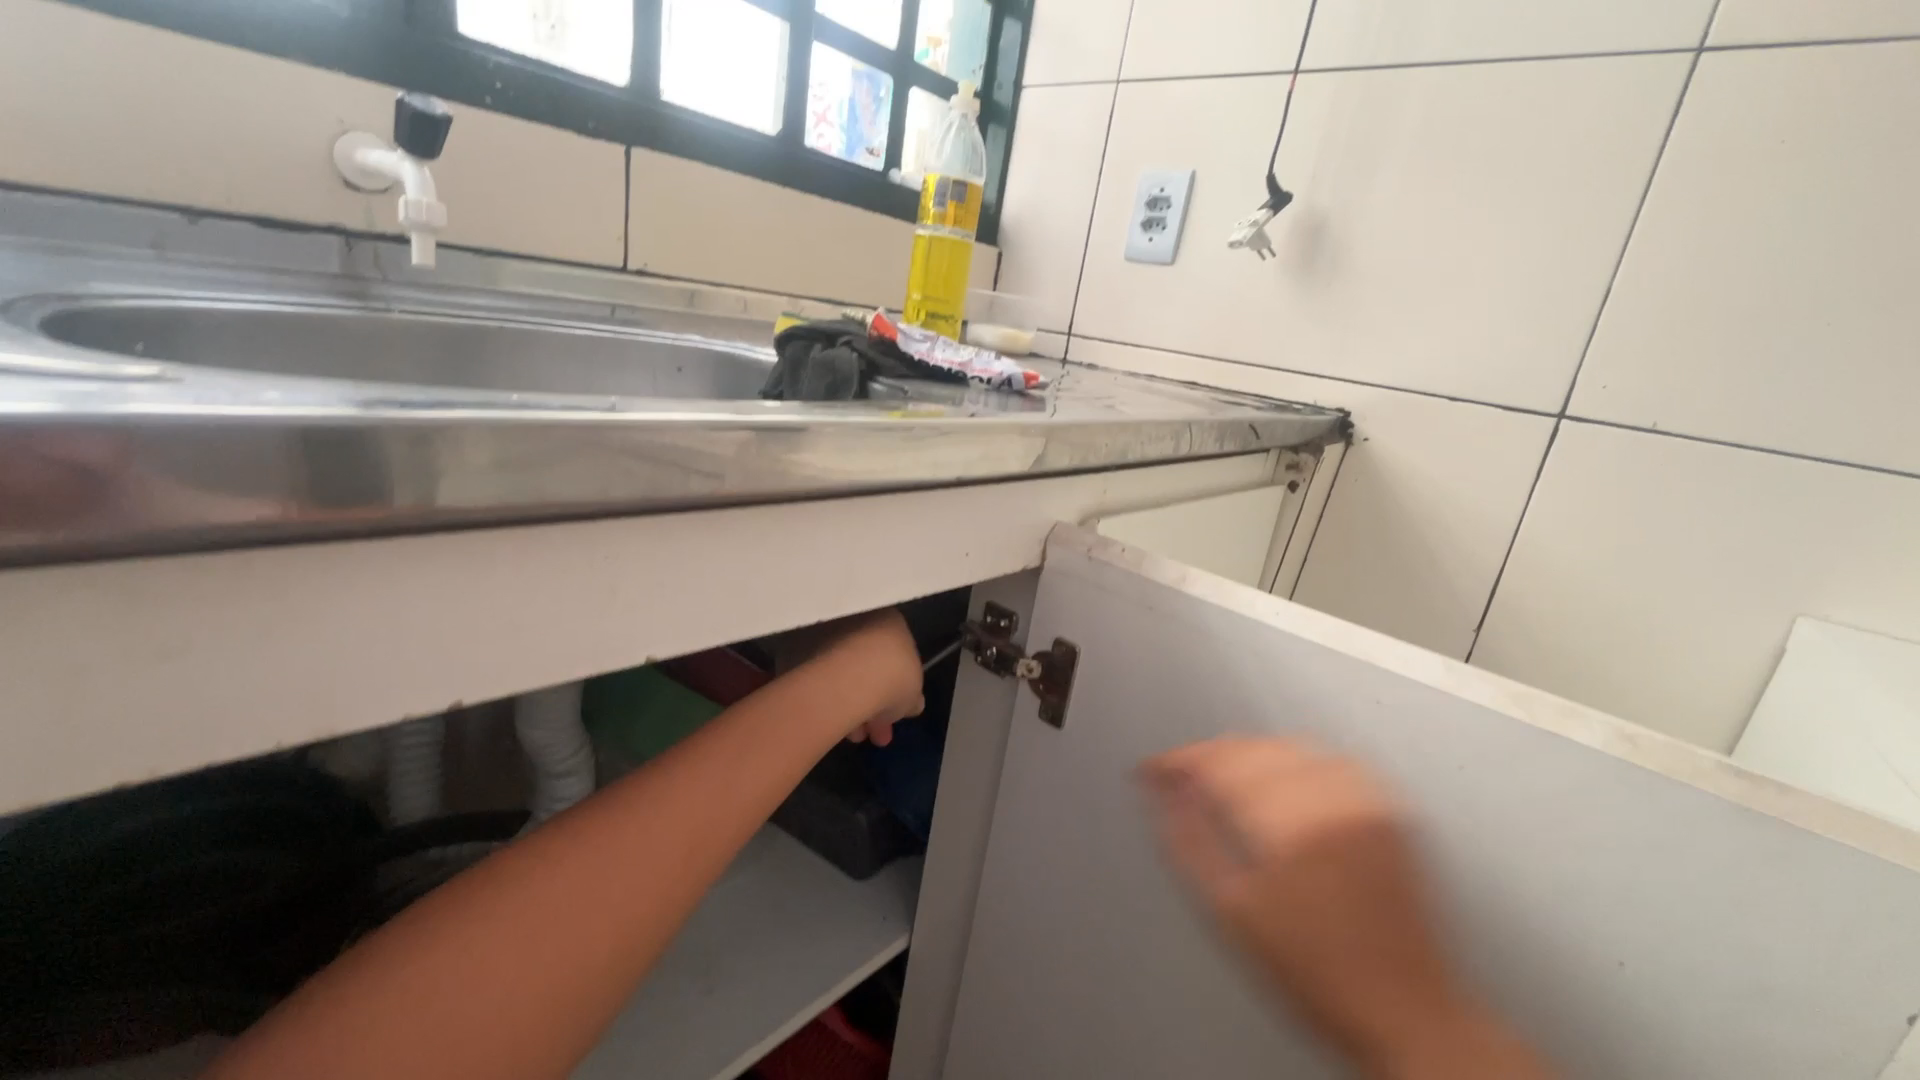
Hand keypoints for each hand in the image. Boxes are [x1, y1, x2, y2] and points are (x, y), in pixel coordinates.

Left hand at [803, 610, 924, 746]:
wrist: (845, 677)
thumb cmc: (892, 675)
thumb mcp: (914, 692)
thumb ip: (911, 696)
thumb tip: (912, 704)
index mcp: (888, 619)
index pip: (894, 654)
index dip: (896, 689)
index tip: (894, 715)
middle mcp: (852, 618)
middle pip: (863, 664)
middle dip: (872, 702)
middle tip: (874, 734)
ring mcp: (820, 631)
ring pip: (837, 673)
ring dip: (849, 706)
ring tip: (853, 737)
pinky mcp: (791, 649)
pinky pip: (814, 680)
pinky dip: (823, 701)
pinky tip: (832, 725)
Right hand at [1141, 738, 1549, 1079]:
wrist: (1405, 1012)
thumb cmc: (1319, 978)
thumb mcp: (1232, 913)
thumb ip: (1190, 842)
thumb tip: (1166, 796)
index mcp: (1290, 828)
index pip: (1219, 764)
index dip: (1178, 761)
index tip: (1154, 769)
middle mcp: (1333, 804)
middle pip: (1253, 748)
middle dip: (1210, 756)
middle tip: (1181, 776)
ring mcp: (1367, 804)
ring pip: (1291, 747)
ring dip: (1250, 755)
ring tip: (1224, 780)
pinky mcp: (1391, 812)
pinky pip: (1332, 761)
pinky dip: (1297, 761)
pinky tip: (1280, 781)